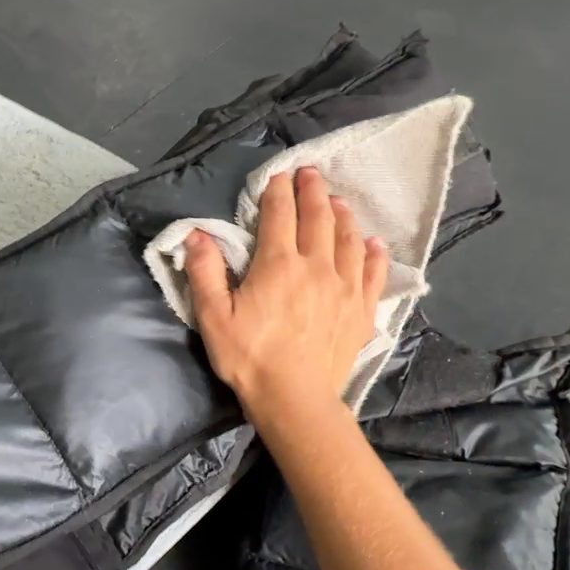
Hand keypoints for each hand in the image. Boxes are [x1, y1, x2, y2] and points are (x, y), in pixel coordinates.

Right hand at [184, 167, 388, 415]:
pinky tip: (371, 242)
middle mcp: (316, 267)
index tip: (279, 174)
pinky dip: (372, 252)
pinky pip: (372, 271)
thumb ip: (204, 271)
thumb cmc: (247, 355)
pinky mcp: (361, 308)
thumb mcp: (211, 315)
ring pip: (347, 239)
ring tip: (336, 200)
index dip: (278, 193)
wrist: (294, 396)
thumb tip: (196, 235)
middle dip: (313, 192)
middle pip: (318, 220)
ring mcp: (344, 287)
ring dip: (341, 215)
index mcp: (277, 265)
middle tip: (311, 173)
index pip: (279, 217)